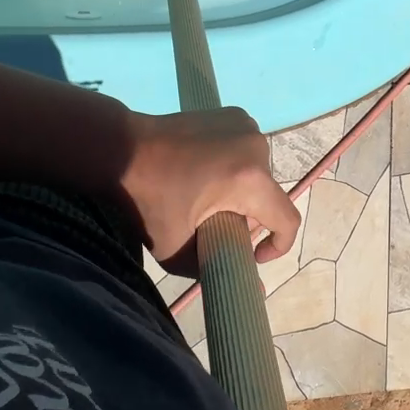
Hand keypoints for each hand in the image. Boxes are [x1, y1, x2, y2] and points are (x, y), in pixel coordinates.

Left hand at [120, 107, 301, 276]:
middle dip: (249, 218)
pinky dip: (235, 168)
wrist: (122, 149)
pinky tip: (205, 173)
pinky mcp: (234, 114)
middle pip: (269, 196)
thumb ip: (218, 271)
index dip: (278, 245)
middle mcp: (257, 146)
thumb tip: (255, 294)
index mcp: (249, 180)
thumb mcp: (178, 250)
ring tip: (207, 199)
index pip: (287, 219)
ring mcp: (247, 124)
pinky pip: (247, 152)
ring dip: (242, 192)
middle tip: (215, 227)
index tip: (251, 256)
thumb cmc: (148, 203)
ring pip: (259, 174)